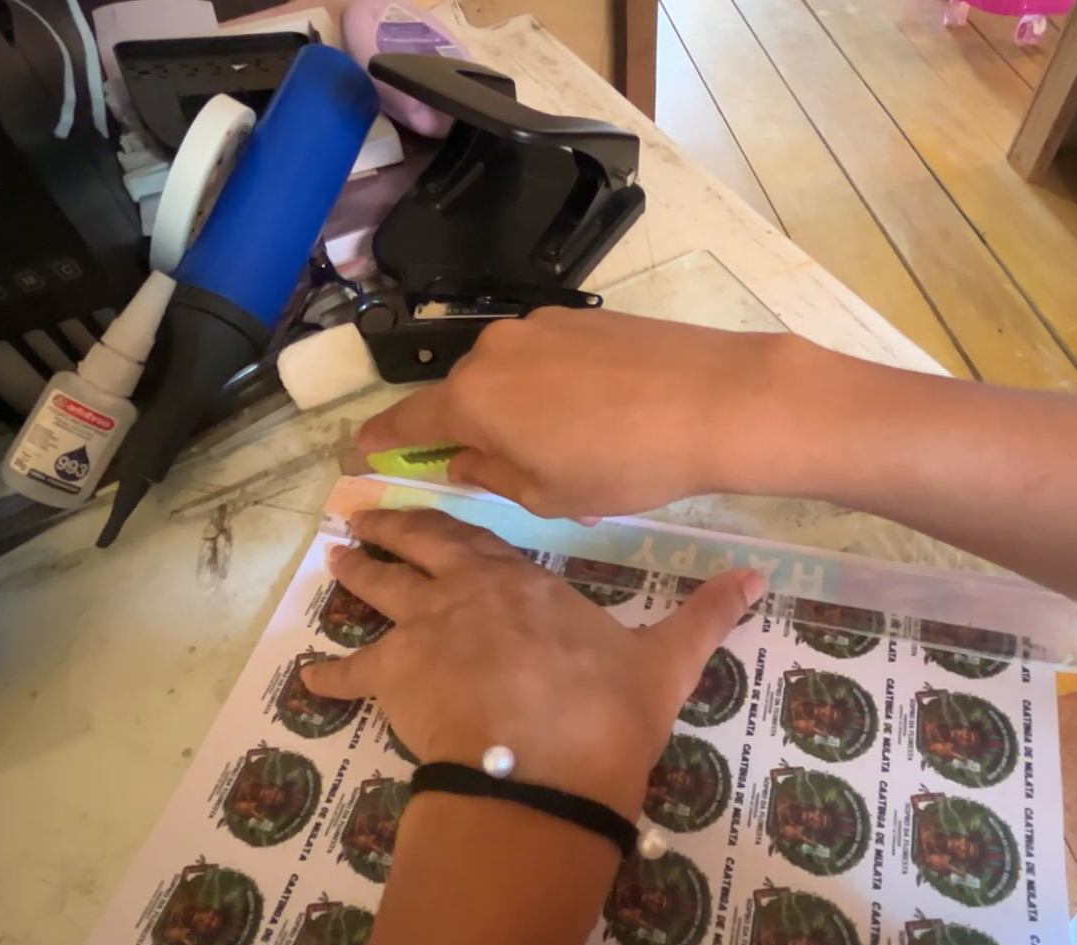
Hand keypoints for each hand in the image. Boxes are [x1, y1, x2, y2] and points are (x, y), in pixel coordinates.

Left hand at [300, 509, 765, 816]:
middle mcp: (468, 592)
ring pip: (379, 592)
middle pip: (421, 548)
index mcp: (525, 581)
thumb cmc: (608, 710)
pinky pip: (352, 675)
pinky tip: (308, 682)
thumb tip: (758, 576)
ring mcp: (425, 631)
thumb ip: (706, 614)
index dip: (454, 528)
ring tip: (331, 564)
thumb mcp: (666, 659)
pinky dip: (330, 678)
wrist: (551, 770)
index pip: (482, 540)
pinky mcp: (395, 679)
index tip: (431, 516)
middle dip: (391, 532)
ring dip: (355, 577)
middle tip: (359, 521)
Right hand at [358, 308, 815, 518]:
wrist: (714, 401)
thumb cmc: (623, 465)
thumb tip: (459, 462)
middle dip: (474, 434)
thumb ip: (490, 477)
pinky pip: (546, 359)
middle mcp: (494, 351)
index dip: (382, 442)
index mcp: (474, 400)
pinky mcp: (583, 316)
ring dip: (519, 412)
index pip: (408, 422)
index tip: (361, 453)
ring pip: (508, 377)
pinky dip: (553, 389)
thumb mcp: (548, 495)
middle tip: (509, 471)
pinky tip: (597, 413)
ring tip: (571, 448)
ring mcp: (540, 326)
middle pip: (463, 398)